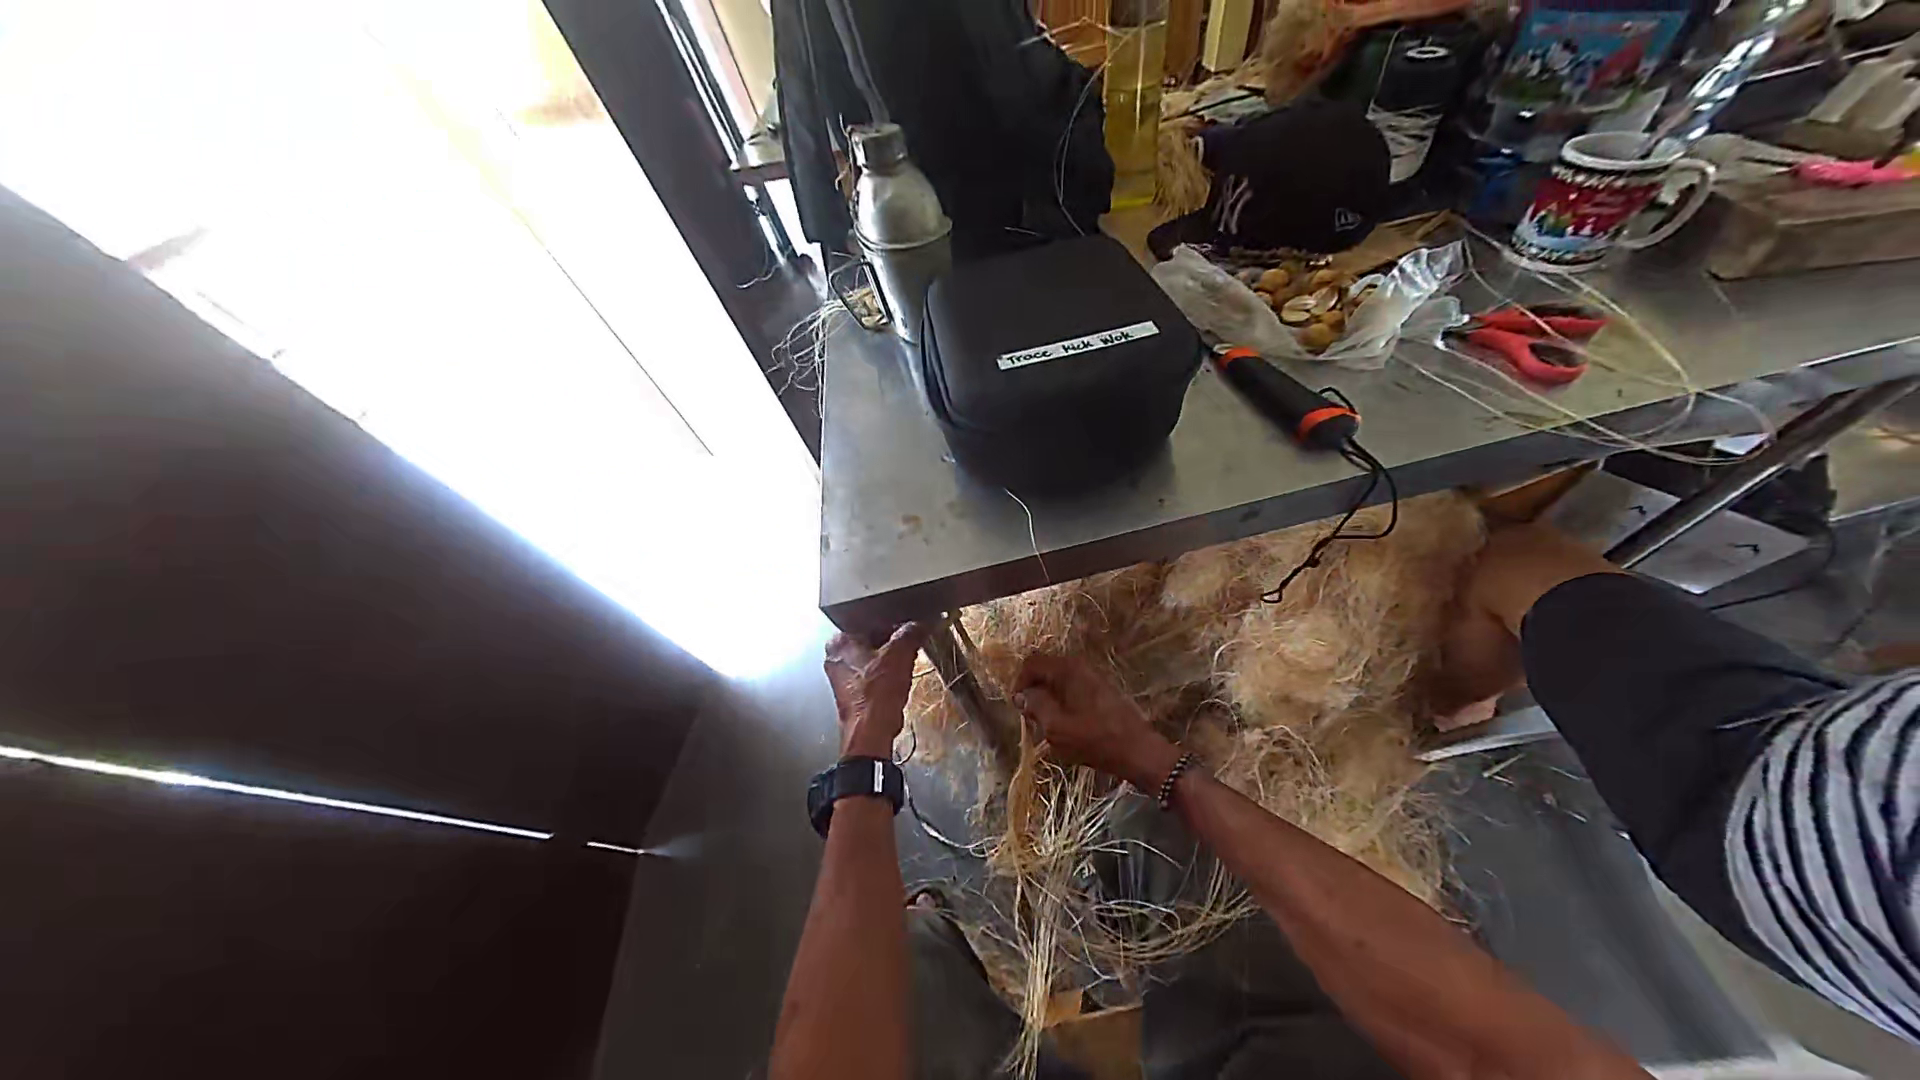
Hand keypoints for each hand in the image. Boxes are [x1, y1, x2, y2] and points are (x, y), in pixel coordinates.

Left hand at [824, 623, 930, 759]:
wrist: (871, 732)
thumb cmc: (876, 694)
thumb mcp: (900, 654)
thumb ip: (911, 632)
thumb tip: (922, 623)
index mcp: (839, 641)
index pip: (871, 620)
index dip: (895, 623)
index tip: (912, 628)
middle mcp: (836, 656)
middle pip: (873, 638)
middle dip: (894, 642)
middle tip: (910, 647)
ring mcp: (843, 676)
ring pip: (875, 656)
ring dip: (892, 659)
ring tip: (904, 665)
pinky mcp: (853, 691)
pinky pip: (874, 674)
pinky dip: (887, 674)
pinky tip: (898, 680)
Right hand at [1015, 653, 1181, 790]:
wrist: (1139, 751)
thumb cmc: (1095, 739)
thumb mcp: (1057, 727)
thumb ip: (1035, 706)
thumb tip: (1021, 694)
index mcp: (1067, 669)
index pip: (1031, 663)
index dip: (1020, 683)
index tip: (1019, 708)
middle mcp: (1079, 666)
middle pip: (1044, 670)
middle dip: (1034, 691)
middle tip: (1032, 718)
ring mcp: (1092, 677)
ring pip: (1058, 681)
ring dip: (1048, 699)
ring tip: (1048, 724)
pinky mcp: (1100, 690)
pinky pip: (1071, 689)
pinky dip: (1062, 702)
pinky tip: (1066, 724)